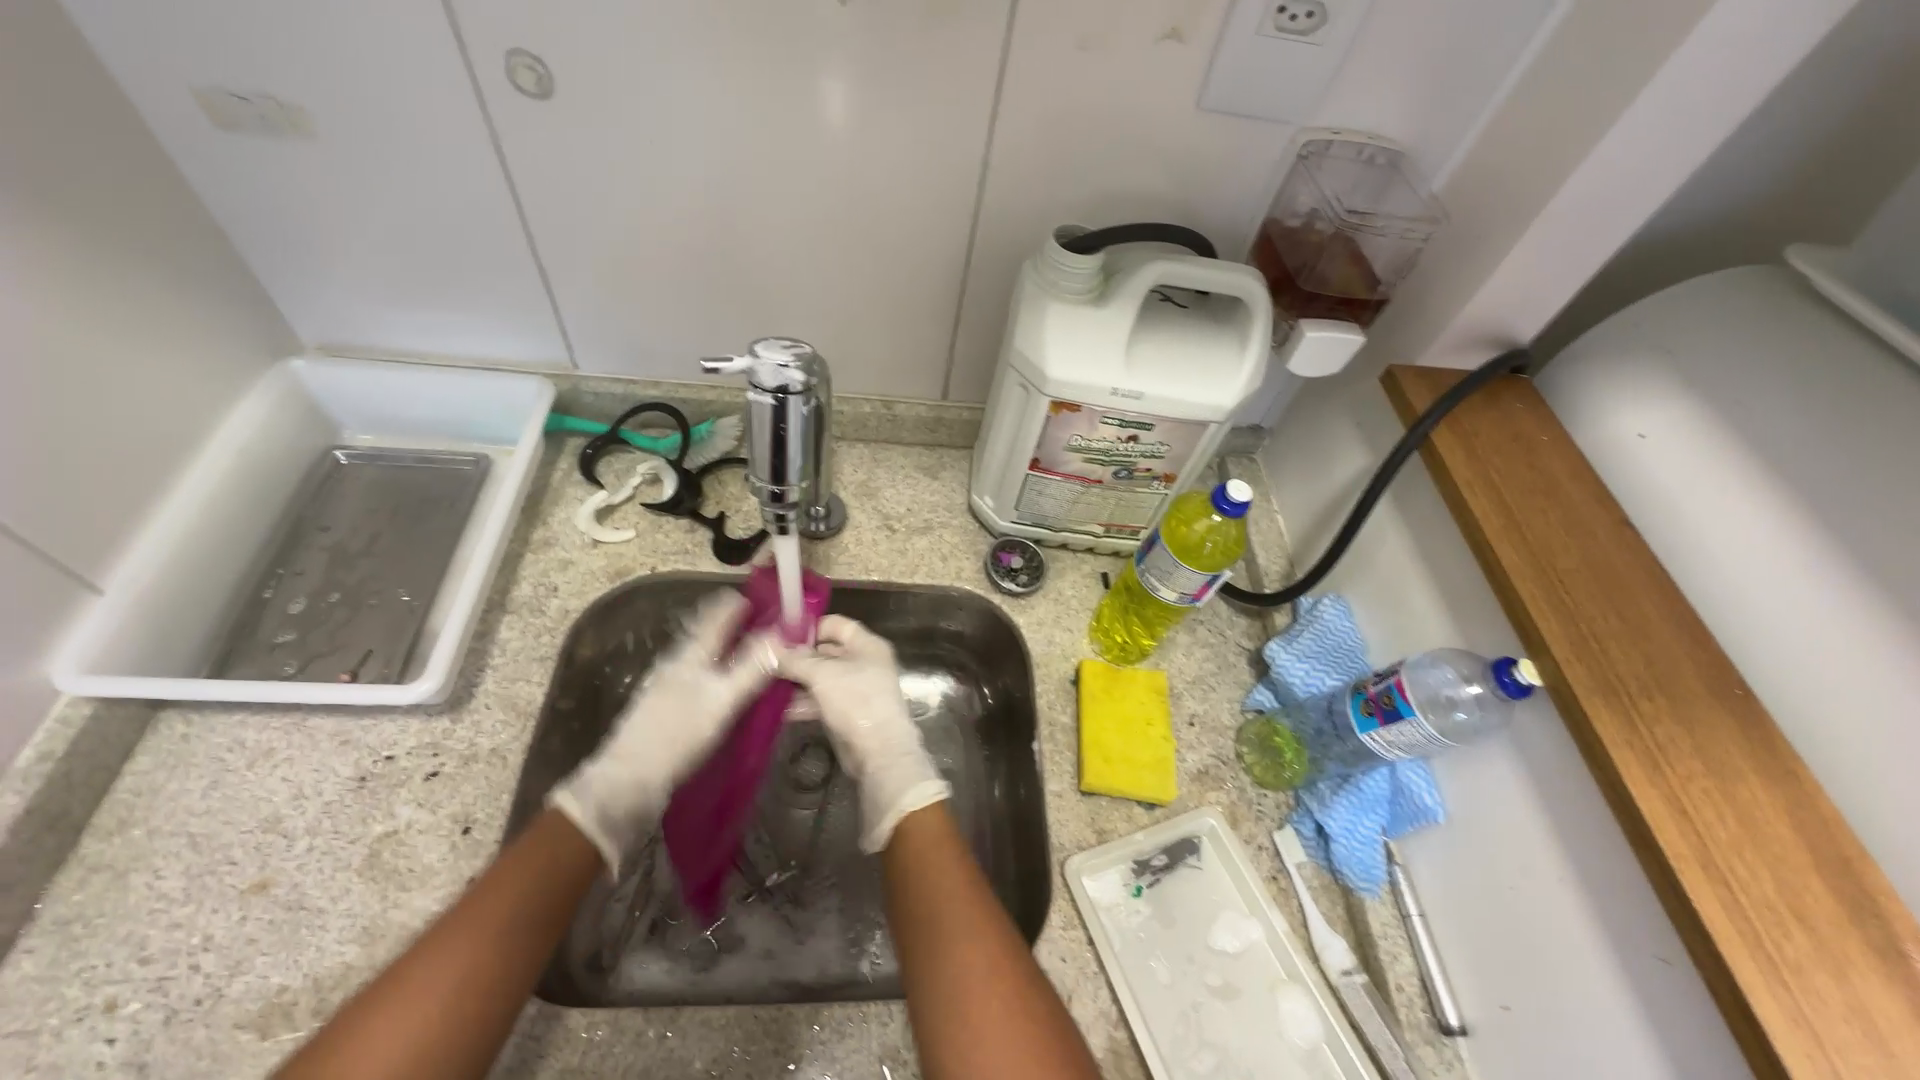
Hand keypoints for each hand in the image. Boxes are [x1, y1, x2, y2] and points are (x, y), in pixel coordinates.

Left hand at [548, 590, 777, 876]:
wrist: (627, 783)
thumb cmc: (677, 737)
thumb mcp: (722, 701)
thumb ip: (752, 668)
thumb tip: (781, 633)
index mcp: (688, 658)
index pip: (713, 619)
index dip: (732, 604)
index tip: (753, 594)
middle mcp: (673, 667)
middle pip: (702, 638)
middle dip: (727, 627)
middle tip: (753, 621)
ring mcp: (664, 691)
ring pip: (696, 660)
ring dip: (719, 652)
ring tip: (741, 653)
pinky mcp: (662, 715)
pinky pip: (693, 682)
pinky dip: (711, 676)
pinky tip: (719, 691)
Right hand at [778, 615, 950, 852]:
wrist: (879, 751)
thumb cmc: (856, 700)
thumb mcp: (823, 674)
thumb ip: (796, 660)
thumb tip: (772, 649)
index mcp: (867, 645)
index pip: (837, 624)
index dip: (810, 626)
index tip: (781, 634)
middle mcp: (863, 663)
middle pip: (826, 652)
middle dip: (798, 656)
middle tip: (766, 659)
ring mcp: (855, 689)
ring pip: (821, 678)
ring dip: (796, 681)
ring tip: (765, 682)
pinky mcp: (846, 713)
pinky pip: (820, 700)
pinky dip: (802, 703)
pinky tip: (777, 707)